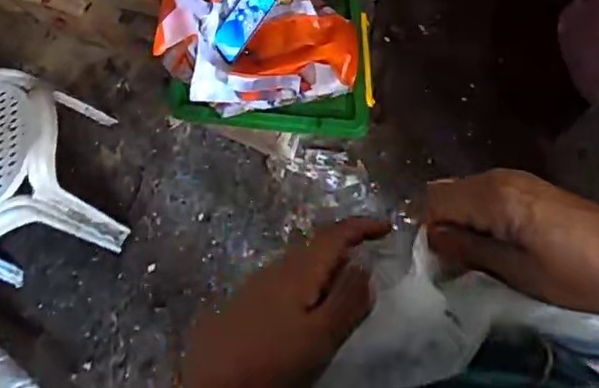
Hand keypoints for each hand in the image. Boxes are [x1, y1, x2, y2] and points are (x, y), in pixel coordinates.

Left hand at [182, 217, 391, 387]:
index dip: (360, 226)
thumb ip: (345, 302)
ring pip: (304, 259)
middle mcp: (280, 266)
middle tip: (374, 244)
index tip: (386, 225)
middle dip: (346, 239)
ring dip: (329, 259)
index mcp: (299, 270)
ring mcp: (263, 281)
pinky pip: (292, 274)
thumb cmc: (271, 357)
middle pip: (317, 243)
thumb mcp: (318, 337)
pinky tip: (315, 295)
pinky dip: (313, 275)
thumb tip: (365, 266)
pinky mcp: (254, 298)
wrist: (213, 374)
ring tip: (352, 270)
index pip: (333, 235)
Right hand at [423, 170, 598, 328]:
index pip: (434, 201)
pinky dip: (479, 214)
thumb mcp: (523, 274)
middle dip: (441, 222)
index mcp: (492, 195)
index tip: (438, 261)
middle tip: (453, 261)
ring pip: (464, 191)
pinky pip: (485, 193)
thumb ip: (471, 252)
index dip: (428, 229)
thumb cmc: (583, 276)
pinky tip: (497, 242)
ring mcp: (514, 178)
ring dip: (460, 219)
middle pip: (445, 191)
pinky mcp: (529, 187)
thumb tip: (432, 240)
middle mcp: (497, 177)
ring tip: (476, 256)